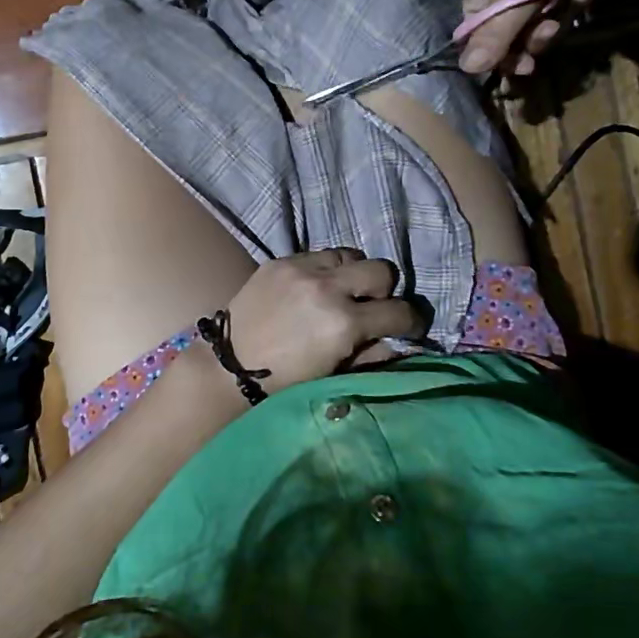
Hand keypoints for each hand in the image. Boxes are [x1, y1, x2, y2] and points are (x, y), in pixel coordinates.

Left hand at [217, 248, 421, 392]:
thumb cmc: (284, 383)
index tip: (408, 327)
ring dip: (354, 274)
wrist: (228, 368)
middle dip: (384, 290)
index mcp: (344, 324)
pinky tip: (314, 288)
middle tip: (371, 308)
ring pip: (352, 254)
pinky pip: (320, 254)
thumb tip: (398, 343)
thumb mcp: (334, 376)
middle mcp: (328, 289)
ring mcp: (302, 269)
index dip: (410, 321)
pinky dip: (325, 270)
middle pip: (382, 270)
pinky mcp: (282, 260)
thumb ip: (371, 356)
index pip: (398, 311)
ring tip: (341, 293)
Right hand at [456, 0, 606, 75]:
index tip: (525, 67)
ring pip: (541, 12)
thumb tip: (467, 71)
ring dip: (559, 15)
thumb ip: (494, 35)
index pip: (480, 31)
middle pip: (512, 25)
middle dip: (534, 34)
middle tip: (551, 32)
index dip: (501, 52)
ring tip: (575, 1)